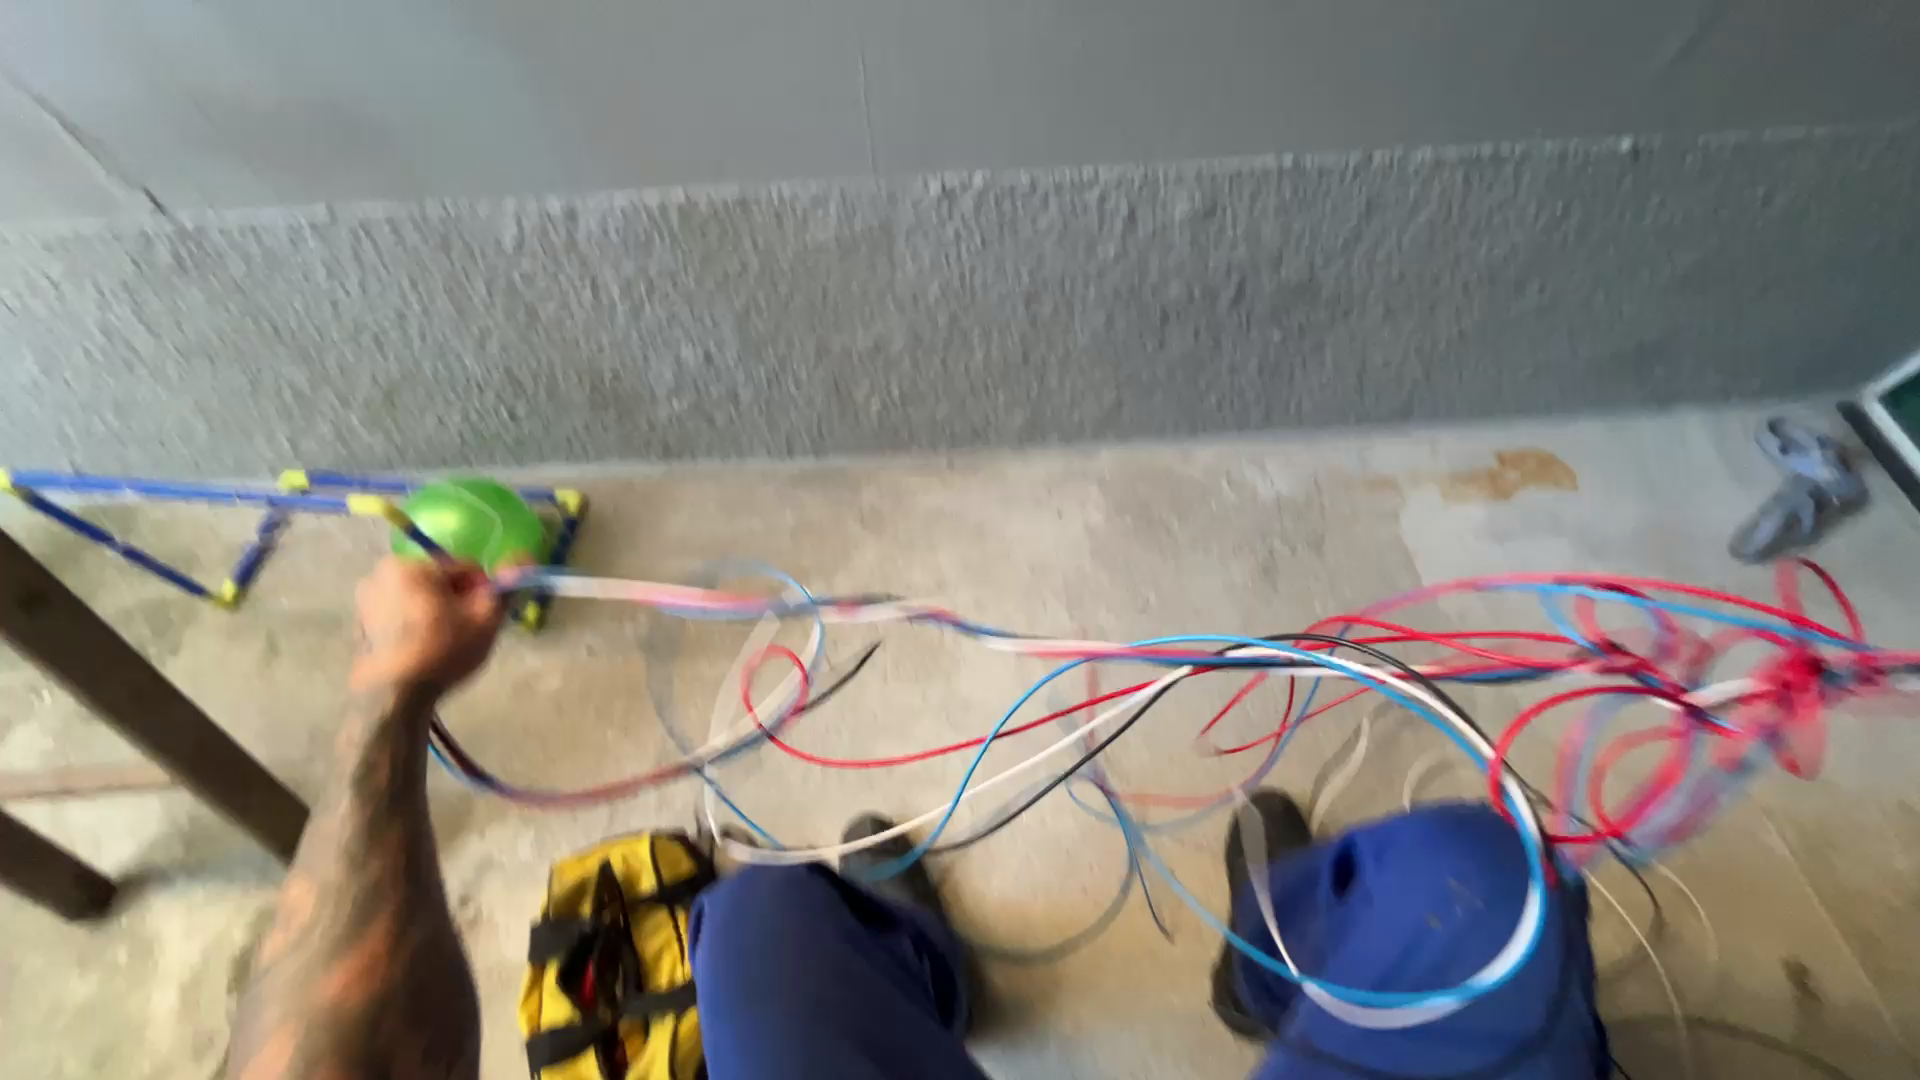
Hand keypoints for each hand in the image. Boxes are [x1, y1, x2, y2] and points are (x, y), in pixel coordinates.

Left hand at [352, 557, 506, 693]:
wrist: (394, 694)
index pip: (465, 569)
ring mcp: (366, 599)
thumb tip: (525, 559)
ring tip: (445, 640)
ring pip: (420, 597)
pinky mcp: (360, 622)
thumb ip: (506, 586)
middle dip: (456, 600)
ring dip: (437, 611)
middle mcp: (381, 574)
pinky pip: (401, 612)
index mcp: (411, 566)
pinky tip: (423, 646)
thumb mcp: (486, 618)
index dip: (482, 592)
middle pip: (440, 581)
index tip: (484, 617)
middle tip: (466, 629)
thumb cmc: (444, 649)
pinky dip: (415, 623)